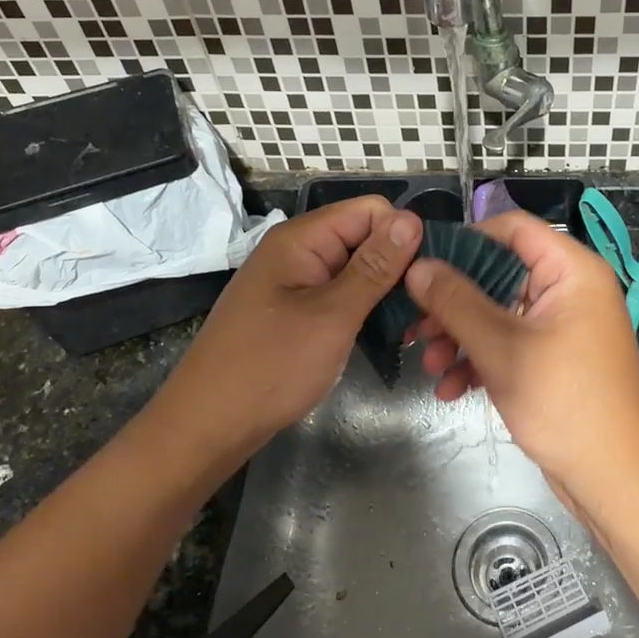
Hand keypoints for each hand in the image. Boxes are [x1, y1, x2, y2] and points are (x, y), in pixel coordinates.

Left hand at [160, 196, 420, 443]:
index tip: (430, 278)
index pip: (372, 211)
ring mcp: (295, 282)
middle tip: (428, 314)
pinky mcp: (296, 311)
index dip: (404, 237)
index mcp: (302, 239)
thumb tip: (412, 218)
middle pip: (366, 238)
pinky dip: (365, 311)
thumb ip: (374, 267)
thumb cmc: (270, 368)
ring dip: (386, 294)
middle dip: (400, 268)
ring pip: (357, 270)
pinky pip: (341, 295)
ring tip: (414, 330)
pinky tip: (386, 337)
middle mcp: (298, 251)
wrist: (208, 426)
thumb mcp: (332, 316)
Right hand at [405, 212, 638, 498]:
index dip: (465, 239)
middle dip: (454, 301)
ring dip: (461, 336)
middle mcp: (571, 289)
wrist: (612, 475)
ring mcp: (564, 325)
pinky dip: (481, 360)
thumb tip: (417, 265)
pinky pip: (512, 343)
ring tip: (429, 364)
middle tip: (413, 323)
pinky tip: (450, 389)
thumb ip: (456, 302)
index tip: (421, 261)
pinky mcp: (556, 358)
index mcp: (571, 270)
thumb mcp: (501, 348)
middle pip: (500, 273)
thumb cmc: (562, 400)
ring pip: (500, 312)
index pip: (512, 228)